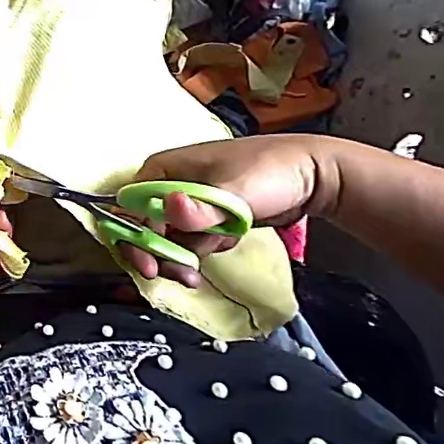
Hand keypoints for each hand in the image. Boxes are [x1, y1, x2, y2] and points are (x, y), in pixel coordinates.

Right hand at [119, 136, 337, 286]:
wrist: (312, 175)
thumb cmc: (271, 172)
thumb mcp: (235, 192)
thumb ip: (202, 209)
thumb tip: (172, 208)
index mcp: (165, 169)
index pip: (130, 206)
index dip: (133, 236)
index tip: (150, 263)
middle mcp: (170, 185)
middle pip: (144, 226)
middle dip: (158, 254)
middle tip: (179, 274)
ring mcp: (189, 202)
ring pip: (167, 238)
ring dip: (180, 259)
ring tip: (197, 274)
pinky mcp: (207, 216)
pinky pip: (190, 241)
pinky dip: (202, 251)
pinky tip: (224, 244)